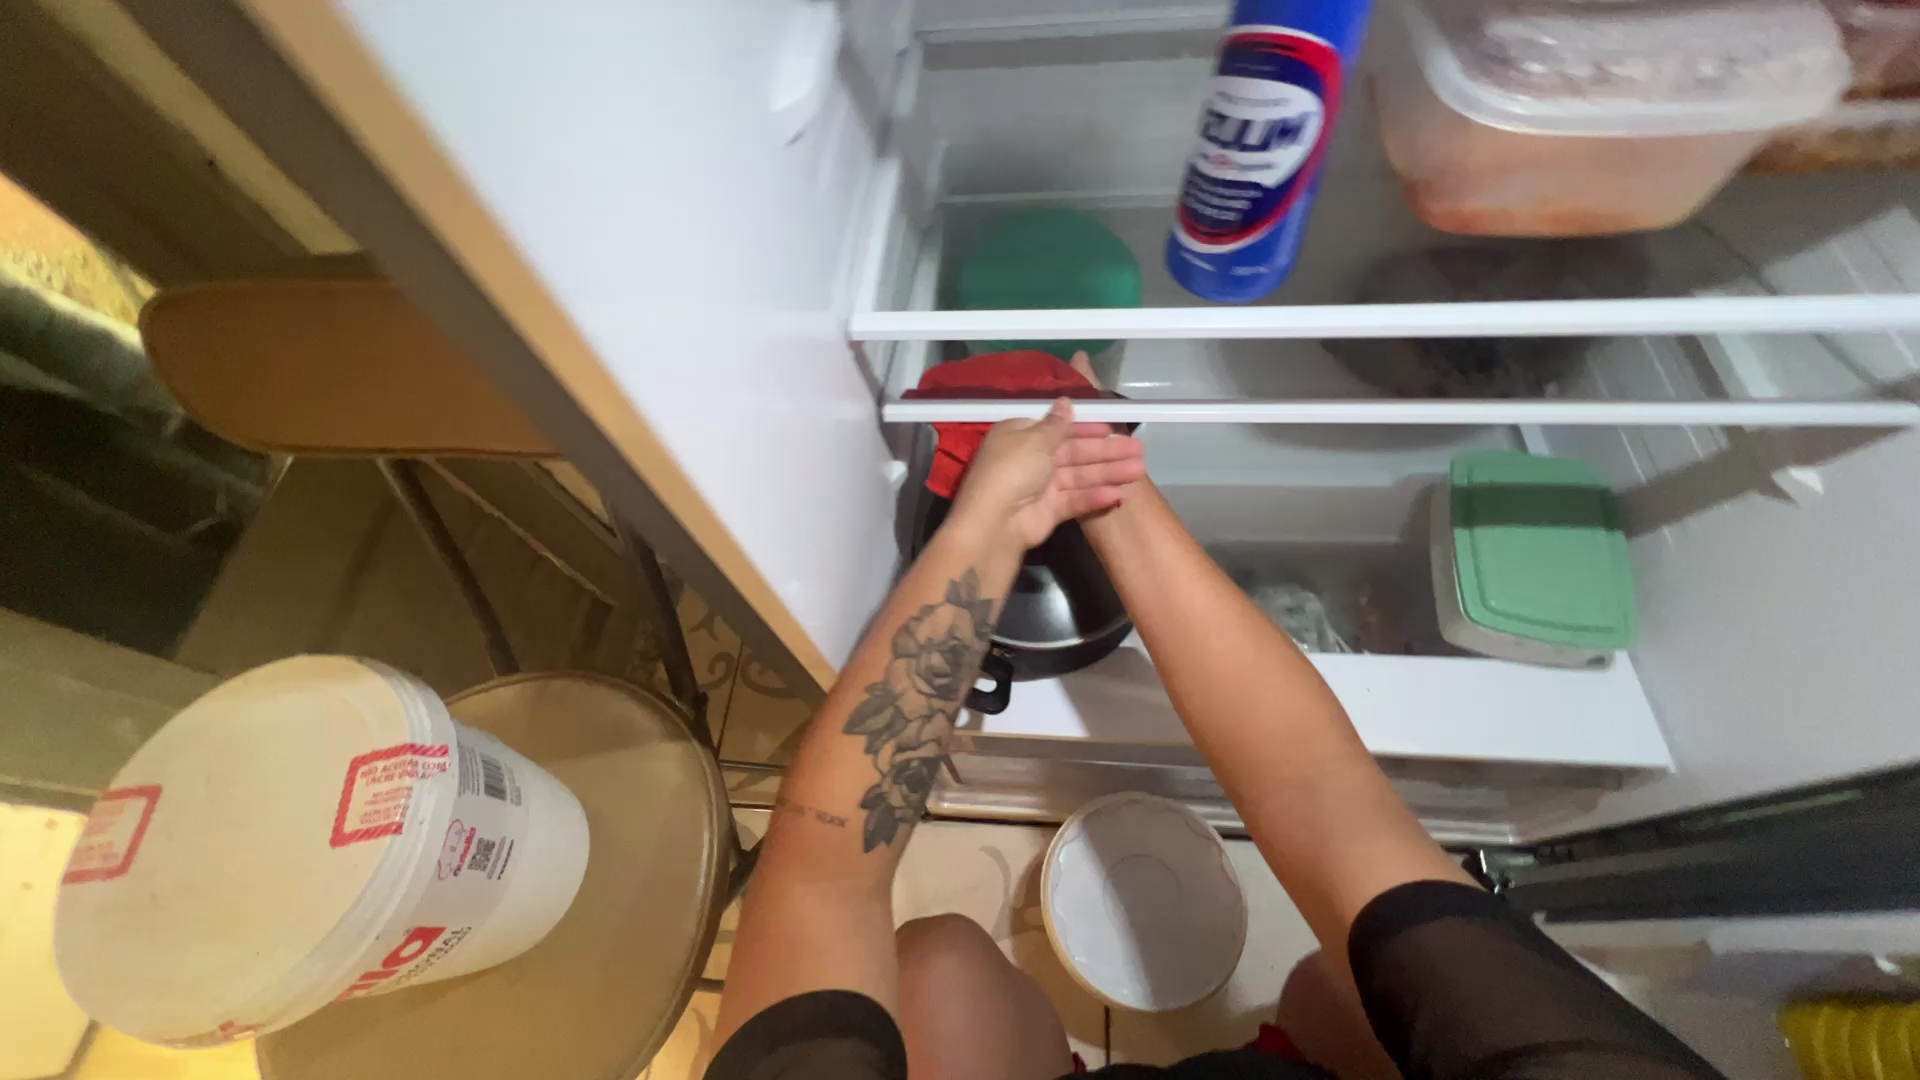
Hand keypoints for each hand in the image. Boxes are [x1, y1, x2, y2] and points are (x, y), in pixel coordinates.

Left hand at [949, 397, 1146, 549]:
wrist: (995, 523)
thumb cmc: (1012, 470)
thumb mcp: (1033, 439)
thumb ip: (1056, 424)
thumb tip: (1065, 400)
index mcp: (1020, 436)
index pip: (1057, 428)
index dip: (1085, 427)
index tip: (1111, 426)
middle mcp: (1030, 459)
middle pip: (1074, 452)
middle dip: (1106, 450)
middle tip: (1139, 449)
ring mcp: (1041, 487)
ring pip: (1079, 475)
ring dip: (1108, 472)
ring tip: (1138, 470)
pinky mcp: (1050, 511)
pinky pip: (1075, 499)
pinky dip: (1095, 497)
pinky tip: (1117, 494)